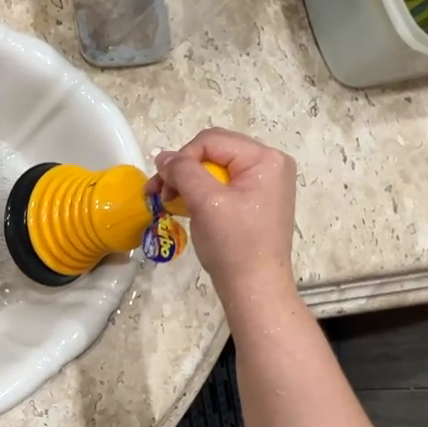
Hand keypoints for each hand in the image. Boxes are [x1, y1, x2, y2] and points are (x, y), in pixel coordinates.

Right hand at [148, 128, 297, 305]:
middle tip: (159, 195)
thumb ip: (183, 172)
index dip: (182, 159)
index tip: (163, 188)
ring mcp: (263, 184)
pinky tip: (186, 208)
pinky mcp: (254, 201)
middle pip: (212, 152)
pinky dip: (199, 193)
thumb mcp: (206, 203)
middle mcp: (268, 165)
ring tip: (168, 203)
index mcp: (265, 159)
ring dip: (186, 183)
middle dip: (182, 171)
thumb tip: (162, 157)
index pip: (211, 141)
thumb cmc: (233, 244)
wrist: (253, 286)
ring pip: (213, 169)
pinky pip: (220, 185)